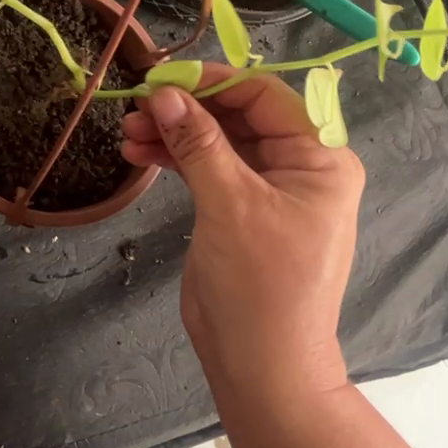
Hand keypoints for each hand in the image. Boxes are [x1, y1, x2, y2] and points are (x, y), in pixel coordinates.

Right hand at [123, 64, 363, 403]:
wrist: (259, 366)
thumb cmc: (260, 285)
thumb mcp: (229, 205)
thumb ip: (197, 143)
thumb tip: (163, 93)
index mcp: (319, 157)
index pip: (265, 95)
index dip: (214, 82)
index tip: (162, 80)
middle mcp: (297, 165)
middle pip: (237, 114)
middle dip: (186, 108)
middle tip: (136, 105)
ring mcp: (266, 187)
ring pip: (215, 139)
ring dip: (172, 132)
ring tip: (127, 132)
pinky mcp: (238, 207)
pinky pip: (205, 165)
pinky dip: (173, 156)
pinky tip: (137, 153)